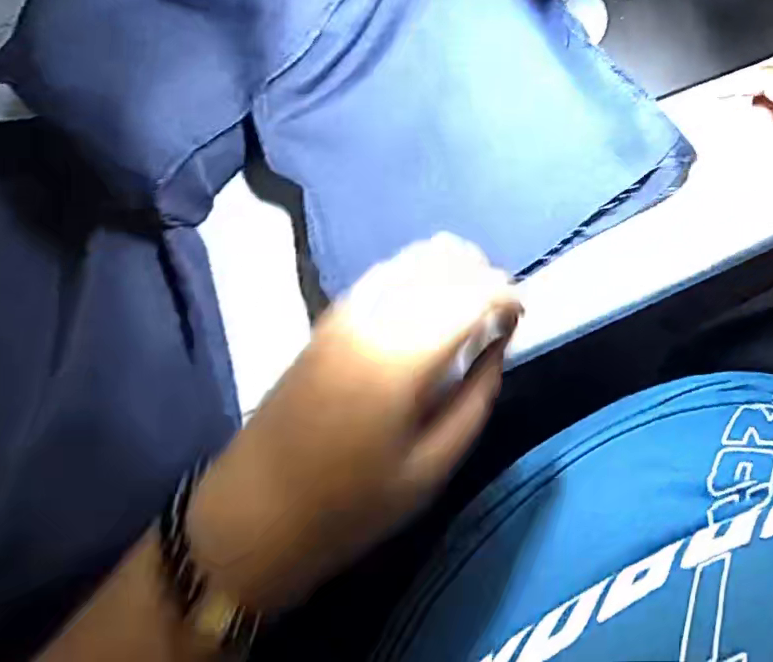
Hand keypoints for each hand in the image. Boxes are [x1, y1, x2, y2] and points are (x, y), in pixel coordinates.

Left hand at [185, 234, 520, 611]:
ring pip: (422, 255)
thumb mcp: (433, 466)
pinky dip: (425, 270)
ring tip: (472, 304)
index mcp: (404, 356)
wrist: (250, 517)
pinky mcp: (333, 314)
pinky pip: (392, 267)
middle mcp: (378, 316)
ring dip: (458, 268)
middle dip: (489, 280)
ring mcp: (351, 310)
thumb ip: (478, 395)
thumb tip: (498, 343)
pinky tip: (434, 299)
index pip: (477, 294)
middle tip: (501, 316)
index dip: (511, 298)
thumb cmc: (350, 504)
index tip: (522, 319)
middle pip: (453, 263)